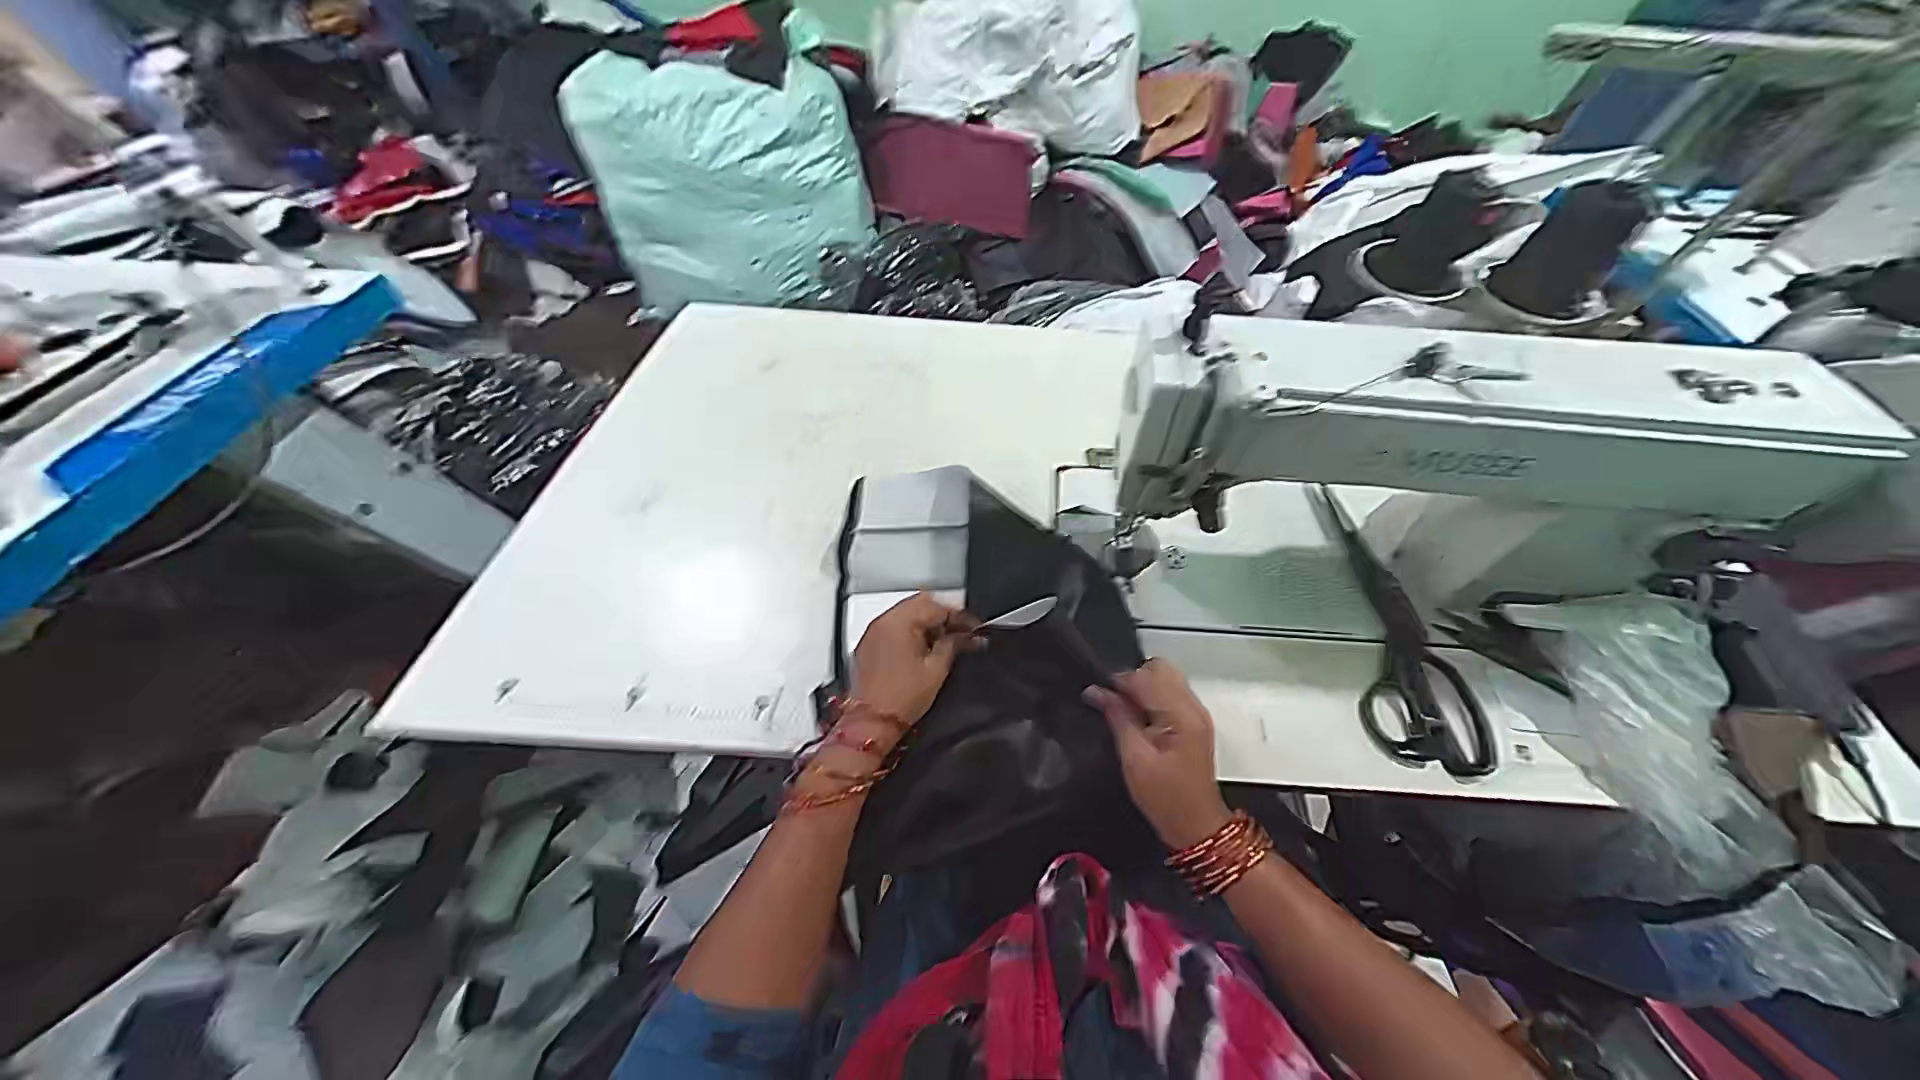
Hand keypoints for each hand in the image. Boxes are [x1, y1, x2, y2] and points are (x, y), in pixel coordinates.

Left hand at [850, 593, 977, 725]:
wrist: (871, 722)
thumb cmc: (899, 699)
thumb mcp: (936, 669)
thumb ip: (953, 645)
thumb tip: (966, 636)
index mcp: (900, 622)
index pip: (936, 606)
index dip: (960, 616)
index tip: (973, 628)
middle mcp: (883, 621)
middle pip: (920, 603)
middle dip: (944, 615)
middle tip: (962, 632)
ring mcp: (874, 632)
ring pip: (907, 613)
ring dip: (927, 622)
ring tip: (944, 642)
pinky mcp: (869, 645)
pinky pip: (894, 626)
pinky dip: (911, 631)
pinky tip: (923, 649)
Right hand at [1084, 660, 1232, 849]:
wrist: (1196, 825)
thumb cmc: (1164, 798)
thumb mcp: (1133, 759)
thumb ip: (1117, 718)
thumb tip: (1096, 691)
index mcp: (1181, 715)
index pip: (1145, 677)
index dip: (1118, 682)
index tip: (1098, 694)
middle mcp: (1193, 707)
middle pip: (1160, 668)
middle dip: (1132, 679)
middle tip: (1113, 701)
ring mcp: (1196, 713)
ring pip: (1165, 677)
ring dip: (1142, 687)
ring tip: (1124, 710)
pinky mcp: (1193, 721)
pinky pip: (1170, 692)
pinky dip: (1151, 697)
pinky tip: (1138, 718)